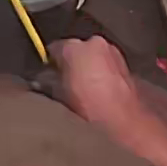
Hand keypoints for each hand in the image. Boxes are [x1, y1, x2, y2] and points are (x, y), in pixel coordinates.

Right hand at [52, 36, 166, 164]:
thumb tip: (40, 78)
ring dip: (85, 68)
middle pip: (74, 51)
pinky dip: (99, 73)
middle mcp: (95, 42)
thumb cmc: (89, 108)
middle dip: (68, 64)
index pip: (53, 49)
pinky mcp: (125, 63)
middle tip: (63, 85)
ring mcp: (113, 51)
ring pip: (91, 57)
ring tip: (81, 91)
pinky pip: (105, 65)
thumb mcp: (58, 95)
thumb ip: (46, 80)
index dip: (47, 64)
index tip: (44, 78)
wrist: (126, 124)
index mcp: (75, 46)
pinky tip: (97, 92)